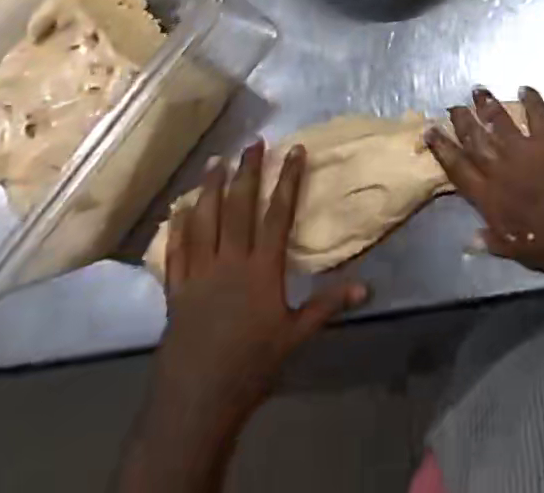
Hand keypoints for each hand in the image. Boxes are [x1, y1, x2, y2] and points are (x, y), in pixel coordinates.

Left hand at [152, 141, 366, 427]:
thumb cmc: (253, 365)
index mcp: (262, 269)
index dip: (288, 180)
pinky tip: (180, 207)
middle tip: (252, 144)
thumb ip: (328, 306)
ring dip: (210, 188)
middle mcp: (230, 262)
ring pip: (204, 221)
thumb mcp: (296, 335)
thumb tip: (367, 287)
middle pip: (238, 208)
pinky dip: (179, 225)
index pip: (278, 214)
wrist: (198, 400)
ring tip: (216, 161)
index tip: (294, 151)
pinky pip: (177, 250)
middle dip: (247, 172)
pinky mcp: (176, 290)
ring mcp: (199, 274)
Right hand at [427, 86, 543, 283]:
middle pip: (474, 138)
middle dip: (461, 120)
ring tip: (477, 91)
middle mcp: (502, 169)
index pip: (457, 168)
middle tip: (452, 107)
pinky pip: (538, 112)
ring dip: (487, 104)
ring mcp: (527, 151)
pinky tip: (524, 89)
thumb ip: (493, 241)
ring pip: (499, 120)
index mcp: (490, 198)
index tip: (429, 131)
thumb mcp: (518, 252)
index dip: (441, 148)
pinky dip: (531, 99)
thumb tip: (470, 239)